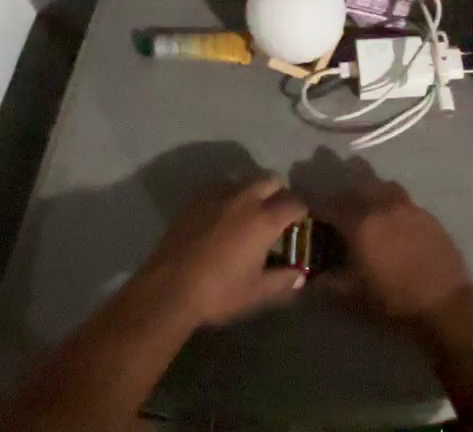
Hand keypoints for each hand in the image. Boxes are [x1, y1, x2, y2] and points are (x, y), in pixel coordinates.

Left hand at [135, 176, 310, 327]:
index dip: (302, 210)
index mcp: (264, 219)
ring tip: (250, 212)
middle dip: (280, 192)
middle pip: (271, 180)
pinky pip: (221, 186)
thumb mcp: (256, 292)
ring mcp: (218, 194)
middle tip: (278, 213)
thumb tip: (300, 275)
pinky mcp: (196, 198)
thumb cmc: (219, 292)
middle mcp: (245, 198)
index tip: (302, 221)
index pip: (294, 202)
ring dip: (254, 190)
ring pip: (245, 179)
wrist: (170, 287)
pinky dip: (230, 194)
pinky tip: (223, 214)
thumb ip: (282, 280)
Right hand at [312, 172, 472, 320]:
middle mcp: (380, 204)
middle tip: (336, 219)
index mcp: (359, 222)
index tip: (310, 218)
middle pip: (352, 189)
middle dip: (340, 200)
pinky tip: (392, 224)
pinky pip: (399, 197)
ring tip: (365, 215)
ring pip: (378, 186)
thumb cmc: (393, 300)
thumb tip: (310, 276)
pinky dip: (388, 204)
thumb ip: (327, 281)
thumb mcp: (352, 295)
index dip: (315, 210)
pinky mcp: (424, 211)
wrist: (444, 303)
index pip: (327, 204)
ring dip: (366, 195)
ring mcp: (406, 204)